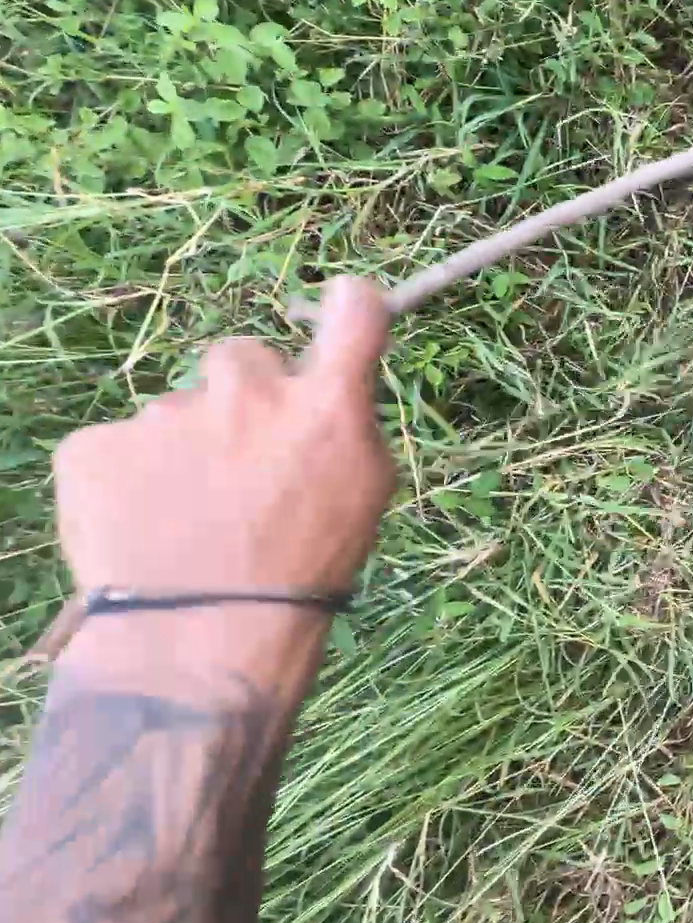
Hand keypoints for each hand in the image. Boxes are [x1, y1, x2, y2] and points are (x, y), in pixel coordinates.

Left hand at [53, 277, 394, 598]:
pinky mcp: (96, 443)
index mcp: (326, 405)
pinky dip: (141, 468)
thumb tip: (325, 390)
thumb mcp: (366, 484)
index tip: (347, 299)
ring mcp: (165, 415)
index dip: (352, 302)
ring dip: (194, 436)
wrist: (210, 623)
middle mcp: (247, 393)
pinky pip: (127, 440)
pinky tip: (156, 512)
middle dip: (248, 389)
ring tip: (198, 501)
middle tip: (250, 446)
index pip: (353, 317)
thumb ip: (346, 423)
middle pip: (243, 356)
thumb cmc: (314, 554)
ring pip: (182, 406)